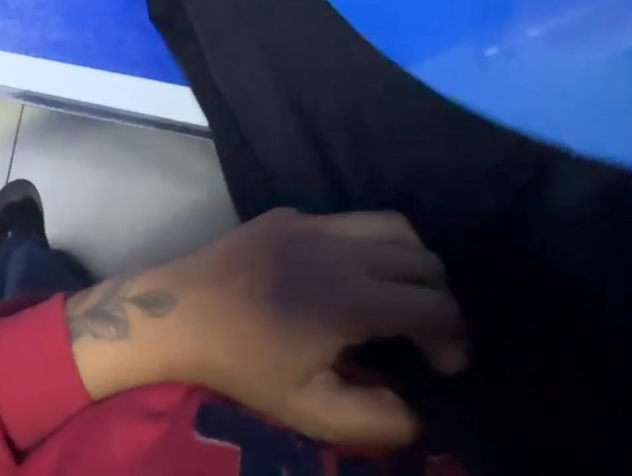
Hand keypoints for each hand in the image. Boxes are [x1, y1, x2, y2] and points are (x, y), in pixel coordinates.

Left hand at [65, 209, 466, 447]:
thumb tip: (422, 408)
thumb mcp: (310, 411)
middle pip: (422, 258)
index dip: (454, 340)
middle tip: (421, 334)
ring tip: (396, 297)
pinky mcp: (287, 213)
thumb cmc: (242, 364)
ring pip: (390, 223)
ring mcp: (310, 222)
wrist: (177, 313)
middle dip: (437, 297)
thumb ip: (379, 419)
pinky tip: (346, 275)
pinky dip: (366, 242)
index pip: (435, 305)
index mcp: (350, 298)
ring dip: (409, 260)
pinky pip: (347, 218)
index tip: (441, 368)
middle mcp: (338, 248)